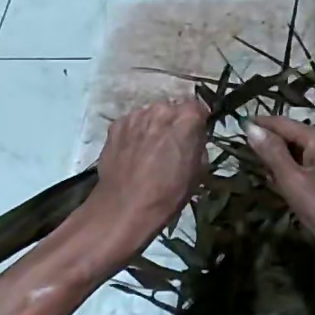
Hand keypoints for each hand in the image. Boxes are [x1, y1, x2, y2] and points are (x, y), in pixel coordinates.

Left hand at [87, 98, 208, 242]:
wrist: (126, 206)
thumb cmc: (169, 193)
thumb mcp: (199, 171)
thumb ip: (197, 144)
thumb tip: (192, 138)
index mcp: (187, 118)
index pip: (198, 108)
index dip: (197, 122)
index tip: (194, 135)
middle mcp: (161, 109)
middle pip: (172, 109)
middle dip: (173, 122)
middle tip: (170, 144)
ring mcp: (136, 115)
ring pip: (150, 114)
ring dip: (152, 126)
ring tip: (148, 150)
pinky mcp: (116, 125)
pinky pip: (131, 124)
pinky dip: (134, 133)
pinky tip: (132, 152)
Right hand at [245, 116, 314, 269]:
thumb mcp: (293, 182)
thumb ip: (272, 154)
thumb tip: (251, 128)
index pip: (284, 124)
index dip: (260, 124)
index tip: (238, 124)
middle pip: (295, 136)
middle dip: (273, 144)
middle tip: (248, 154)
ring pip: (305, 152)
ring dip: (285, 160)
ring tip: (264, 171)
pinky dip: (299, 170)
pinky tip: (287, 184)